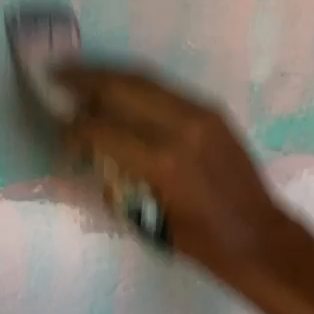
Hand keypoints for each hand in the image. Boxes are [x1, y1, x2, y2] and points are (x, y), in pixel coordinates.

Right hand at [59, 66, 294, 276]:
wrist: (257, 236)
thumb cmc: (197, 240)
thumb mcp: (144, 216)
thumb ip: (114, 177)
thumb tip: (84, 150)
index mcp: (161, 162)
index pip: (101, 129)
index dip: (73, 127)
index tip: (58, 129)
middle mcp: (179, 128)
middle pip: (120, 88)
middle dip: (83, 79)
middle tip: (56, 74)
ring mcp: (199, 114)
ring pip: (142, 79)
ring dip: (108, 74)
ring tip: (80, 73)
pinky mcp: (210, 111)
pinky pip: (163, 88)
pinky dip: (134, 84)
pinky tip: (117, 86)